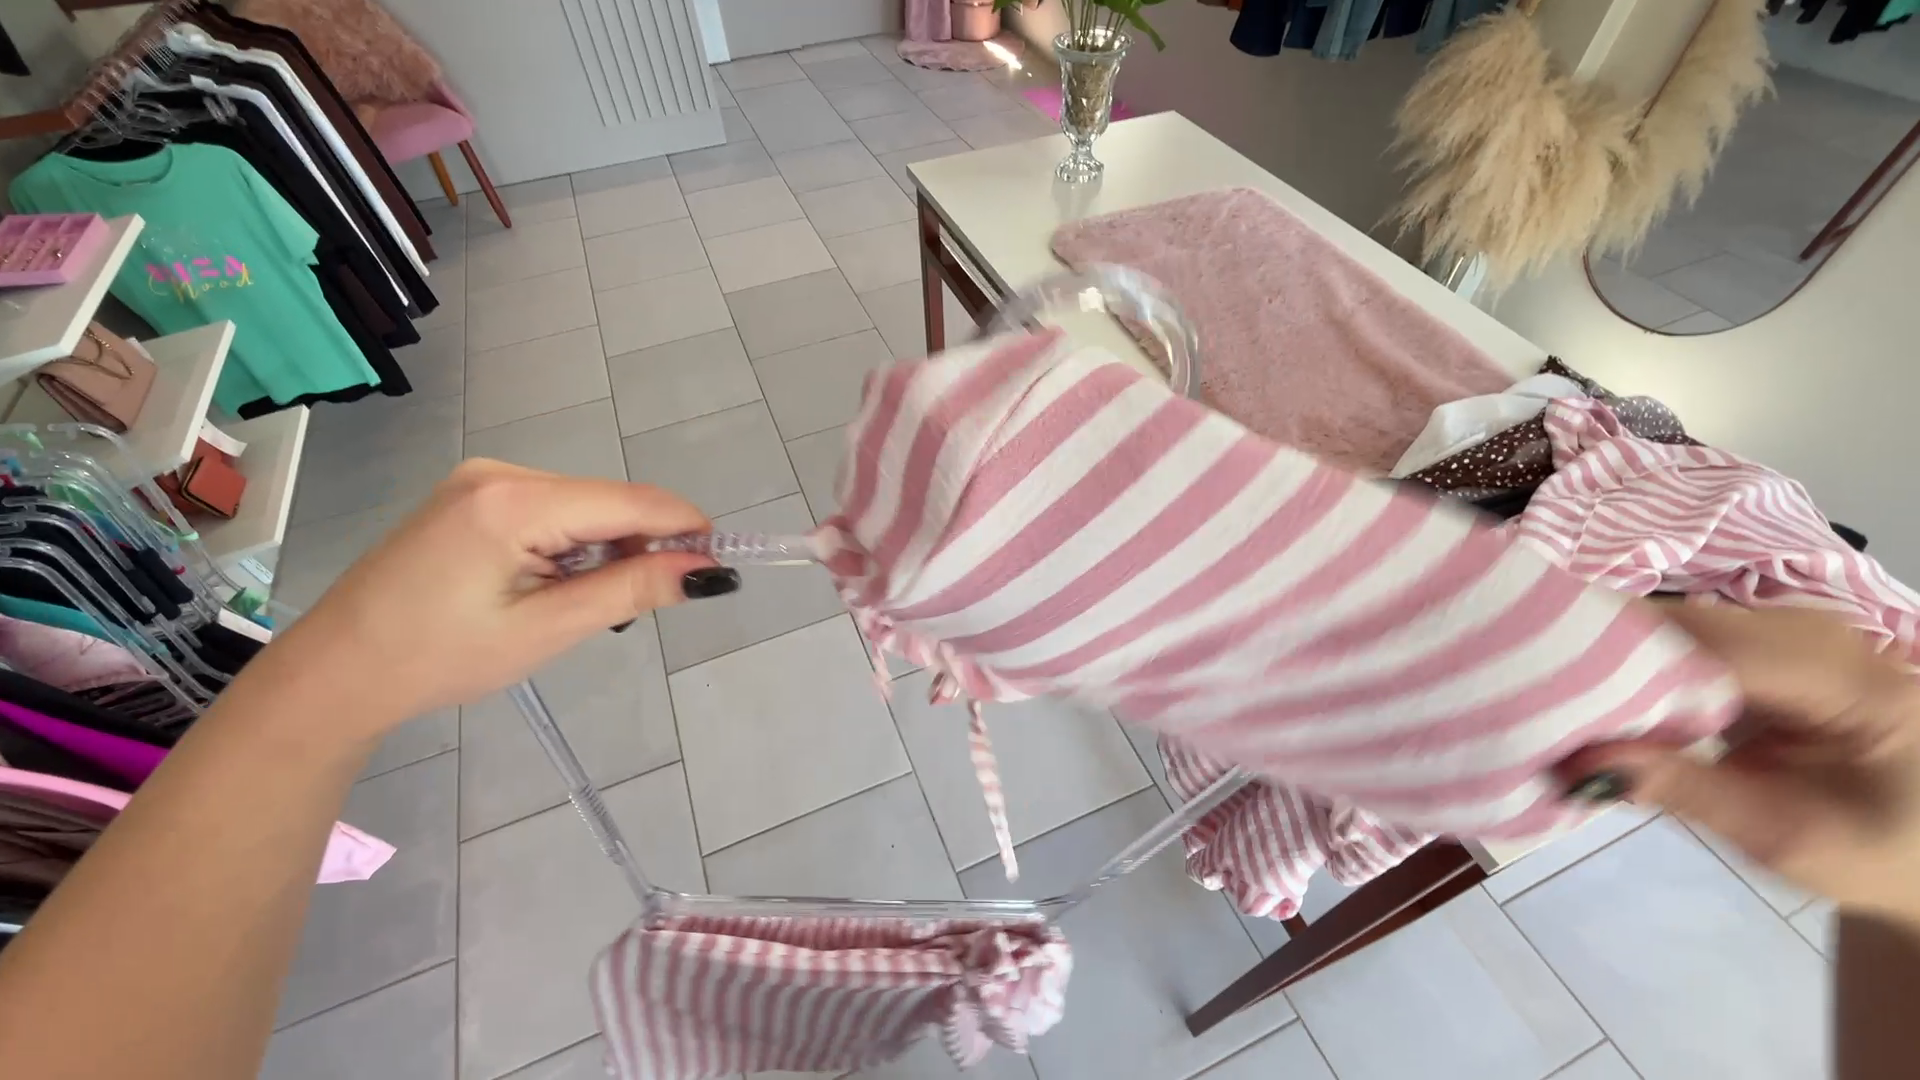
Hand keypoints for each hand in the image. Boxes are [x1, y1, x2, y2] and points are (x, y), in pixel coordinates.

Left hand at [257, 460, 735, 737]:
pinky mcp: (474, 492)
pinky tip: (553, 581)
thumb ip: (632, 589)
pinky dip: (576, 542)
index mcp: (515, 501)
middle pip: (611, 499)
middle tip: (633, 607)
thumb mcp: (548, 629)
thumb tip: (709, 572)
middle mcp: (502, 471)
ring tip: (582, 603)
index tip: (720, 567)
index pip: (633, 501)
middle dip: (642, 546)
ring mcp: (484, 477)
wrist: (338, 670)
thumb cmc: (441, 658)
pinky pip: (555, 507)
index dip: (686, 530)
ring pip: (587, 504)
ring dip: (608, 547)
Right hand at [1560, 603, 1919, 926]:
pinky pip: (1676, 632)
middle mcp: (1820, 635)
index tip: (1539, 681)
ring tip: (1543, 686)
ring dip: (1605, 651)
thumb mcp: (1784, 838)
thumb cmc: (1871, 851)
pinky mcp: (1759, 637)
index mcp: (1855, 684)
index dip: (1623, 659)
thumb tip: (1574, 762)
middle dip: (1600, 650)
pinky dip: (1627, 656)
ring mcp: (1788, 629)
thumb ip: (1684, 792)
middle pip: (1682, 623)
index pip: (1715, 649)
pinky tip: (1587, 683)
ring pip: (1669, 620)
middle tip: (1523, 686)